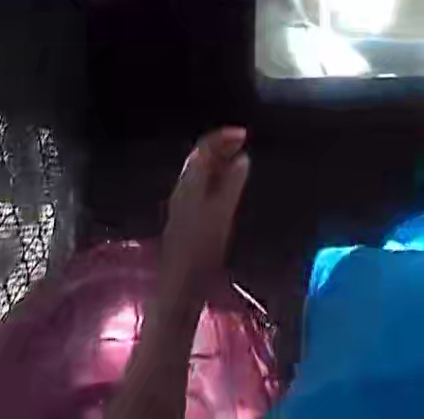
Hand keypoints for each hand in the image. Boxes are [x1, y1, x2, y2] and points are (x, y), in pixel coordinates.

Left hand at [157, 127, 249, 309]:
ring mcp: (183, 203)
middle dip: (221, 146)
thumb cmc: (202, 251)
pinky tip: (228, 187)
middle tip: (244, 142)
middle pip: (200, 157)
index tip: (244, 134)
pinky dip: (216, 176)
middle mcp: (183, 188)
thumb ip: (232, 184)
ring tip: (240, 159)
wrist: (179, 290)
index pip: (204, 148)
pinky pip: (201, 184)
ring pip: (200, 171)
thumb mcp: (222, 214)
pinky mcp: (186, 217)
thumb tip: (243, 158)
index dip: (223, 137)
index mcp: (189, 183)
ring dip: (219, 160)